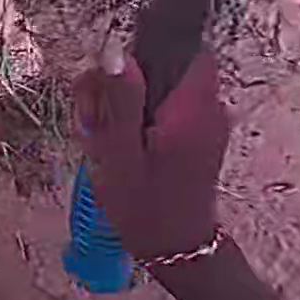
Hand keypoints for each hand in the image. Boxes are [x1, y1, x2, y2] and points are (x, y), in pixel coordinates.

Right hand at [72, 47, 229, 262]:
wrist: (172, 247)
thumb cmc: (143, 203)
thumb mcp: (120, 151)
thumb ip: (119, 100)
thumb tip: (115, 52)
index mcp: (192, 109)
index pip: (182, 51)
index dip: (142, 56)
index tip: (111, 84)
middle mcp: (205, 109)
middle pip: (157, 69)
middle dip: (116, 87)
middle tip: (95, 123)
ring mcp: (199, 122)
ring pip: (149, 90)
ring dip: (115, 107)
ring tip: (100, 141)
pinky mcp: (188, 135)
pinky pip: (153, 110)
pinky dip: (127, 122)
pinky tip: (111, 146)